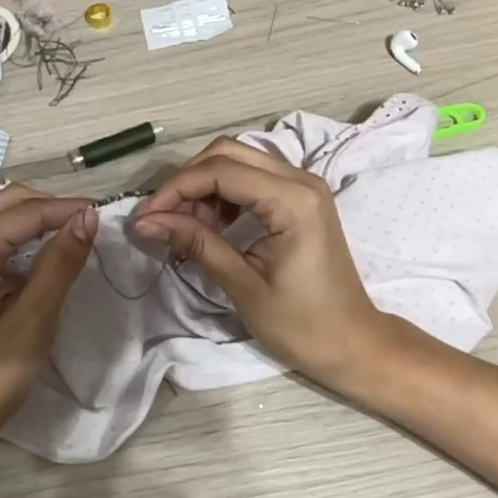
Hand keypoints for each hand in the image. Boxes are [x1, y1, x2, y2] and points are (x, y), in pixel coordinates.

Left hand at [0, 186, 97, 434]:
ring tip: (80, 235)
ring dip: (43, 219)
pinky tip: (54, 252)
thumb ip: (60, 264)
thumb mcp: (33, 319)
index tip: (108, 214)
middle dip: (54, 207)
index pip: (26, 212)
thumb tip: (88, 218)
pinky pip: (1, 238)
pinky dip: (29, 237)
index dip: (67, 209)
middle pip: (12, 202)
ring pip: (6, 217)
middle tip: (94, 224)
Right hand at [132, 138, 398, 387]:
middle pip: (227, 153)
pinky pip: (253, 177)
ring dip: (204, 186)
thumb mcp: (243, 286)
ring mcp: (304, 186)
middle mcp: (301, 180)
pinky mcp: (301, 198)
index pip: (220, 171)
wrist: (353, 344)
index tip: (144, 218)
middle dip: (187, 181)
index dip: (175, 189)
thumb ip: (197, 244)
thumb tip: (147, 222)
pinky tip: (211, 224)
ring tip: (183, 226)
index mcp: (292, 200)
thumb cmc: (302, 325)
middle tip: (162, 219)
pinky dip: (224, 193)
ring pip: (238, 160)